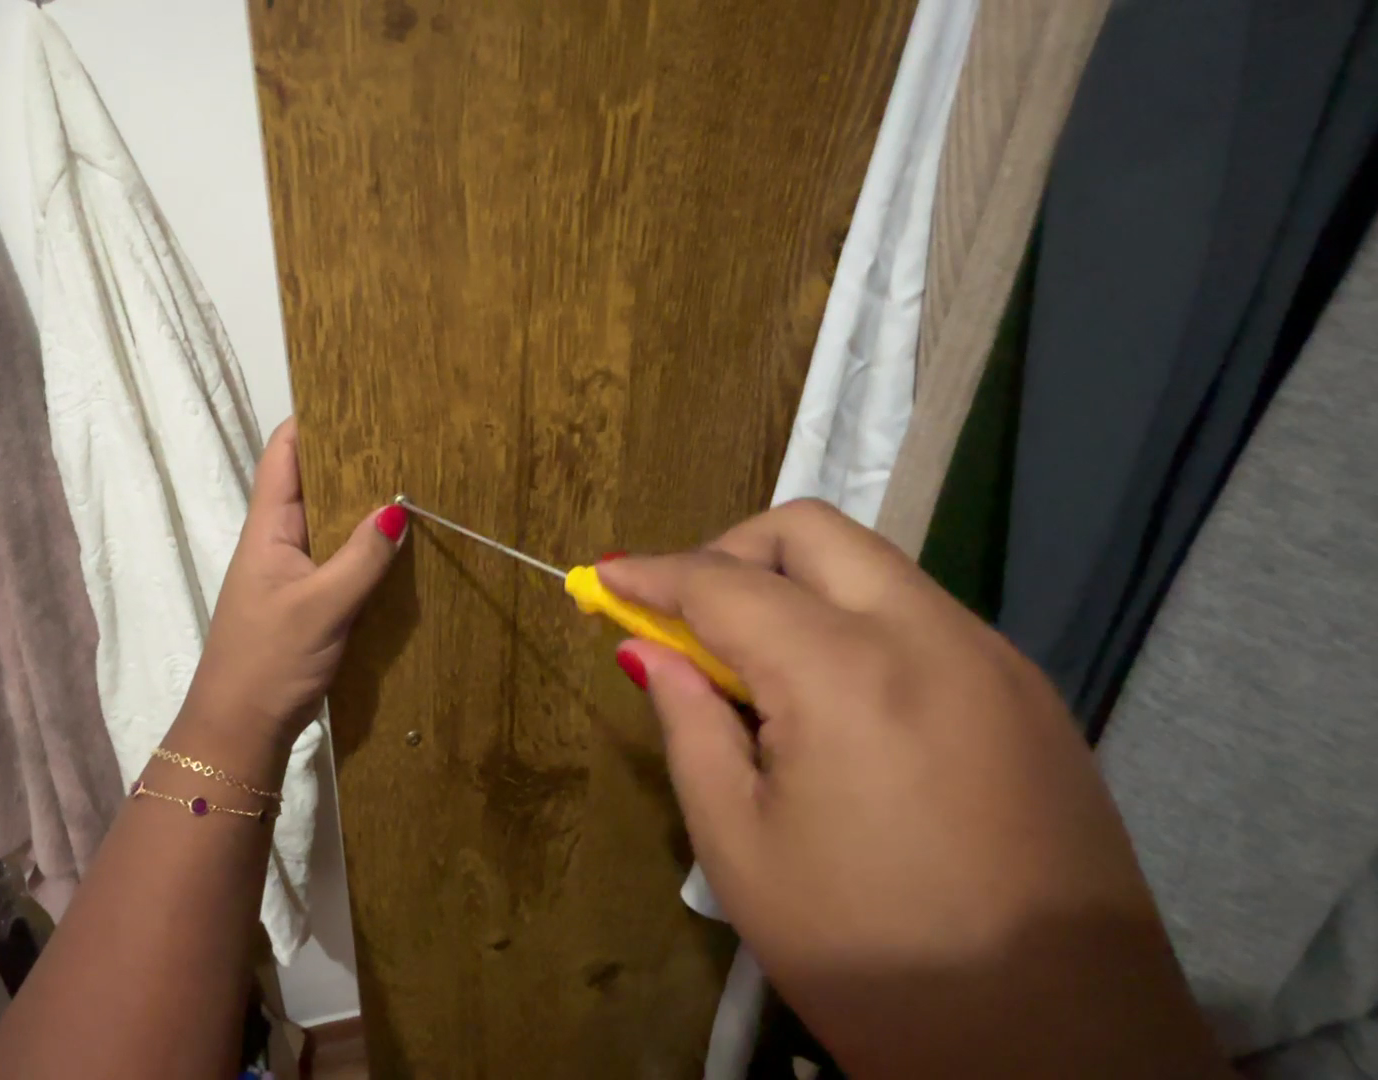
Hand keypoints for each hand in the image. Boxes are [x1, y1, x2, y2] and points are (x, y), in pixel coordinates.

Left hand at [185, 418, 405, 745]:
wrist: (241, 728)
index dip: (313, 421)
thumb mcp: (321, 606)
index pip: (284, 455)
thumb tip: (398, 506)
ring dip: (363, 505)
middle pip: (313, 483)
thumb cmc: (269, 660)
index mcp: (269, 529)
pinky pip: (341, 559)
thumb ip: (361, 557)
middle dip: (352, 459)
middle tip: (405, 438)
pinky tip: (401, 544)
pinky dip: (367, 547)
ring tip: (414, 480)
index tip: (357, 396)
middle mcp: (280, 541)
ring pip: (331, 523)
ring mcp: (294, 572)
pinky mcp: (309, 601)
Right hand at [600, 500, 1226, 1079]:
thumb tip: (649, 651)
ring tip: (756, 665)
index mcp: (847, 674)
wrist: (1062, 1055)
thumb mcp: (737, 842)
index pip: (725, 584)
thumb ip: (687, 721)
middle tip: (688, 616)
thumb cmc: (866, 952)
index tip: (605, 574)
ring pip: (869, 564)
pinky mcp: (1029, 691)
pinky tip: (833, 698)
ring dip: (792, 584)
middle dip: (729, 551)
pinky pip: (917, 612)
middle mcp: (930, 635)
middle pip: (809, 530)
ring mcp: (993, 656)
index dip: (652, 574)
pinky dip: (850, 619)